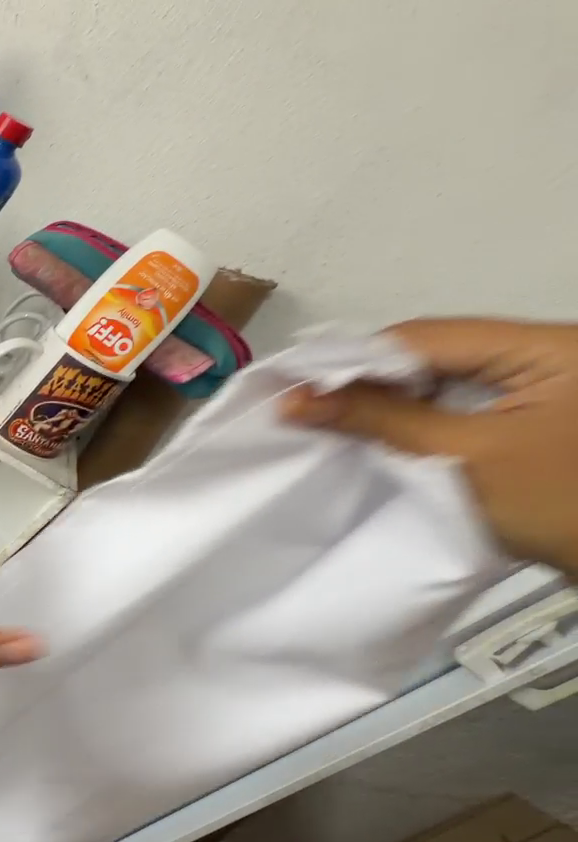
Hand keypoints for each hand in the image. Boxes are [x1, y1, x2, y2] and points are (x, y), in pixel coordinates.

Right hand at [280, 318, 577, 578]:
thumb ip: (378, 418)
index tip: (290, 393)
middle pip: (430, 354)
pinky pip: (455, 403)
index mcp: (548, 346)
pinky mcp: (533, 414)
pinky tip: (376, 436)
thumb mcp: (460, 456)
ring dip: (383, 403)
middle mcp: (547, 352)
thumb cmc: (558, 504)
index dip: (351, 362)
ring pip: (438, 379)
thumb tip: (292, 399)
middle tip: (299, 412)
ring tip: (327, 425)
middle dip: (363, 383)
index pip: (424, 337)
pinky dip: (411, 419)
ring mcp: (545, 384)